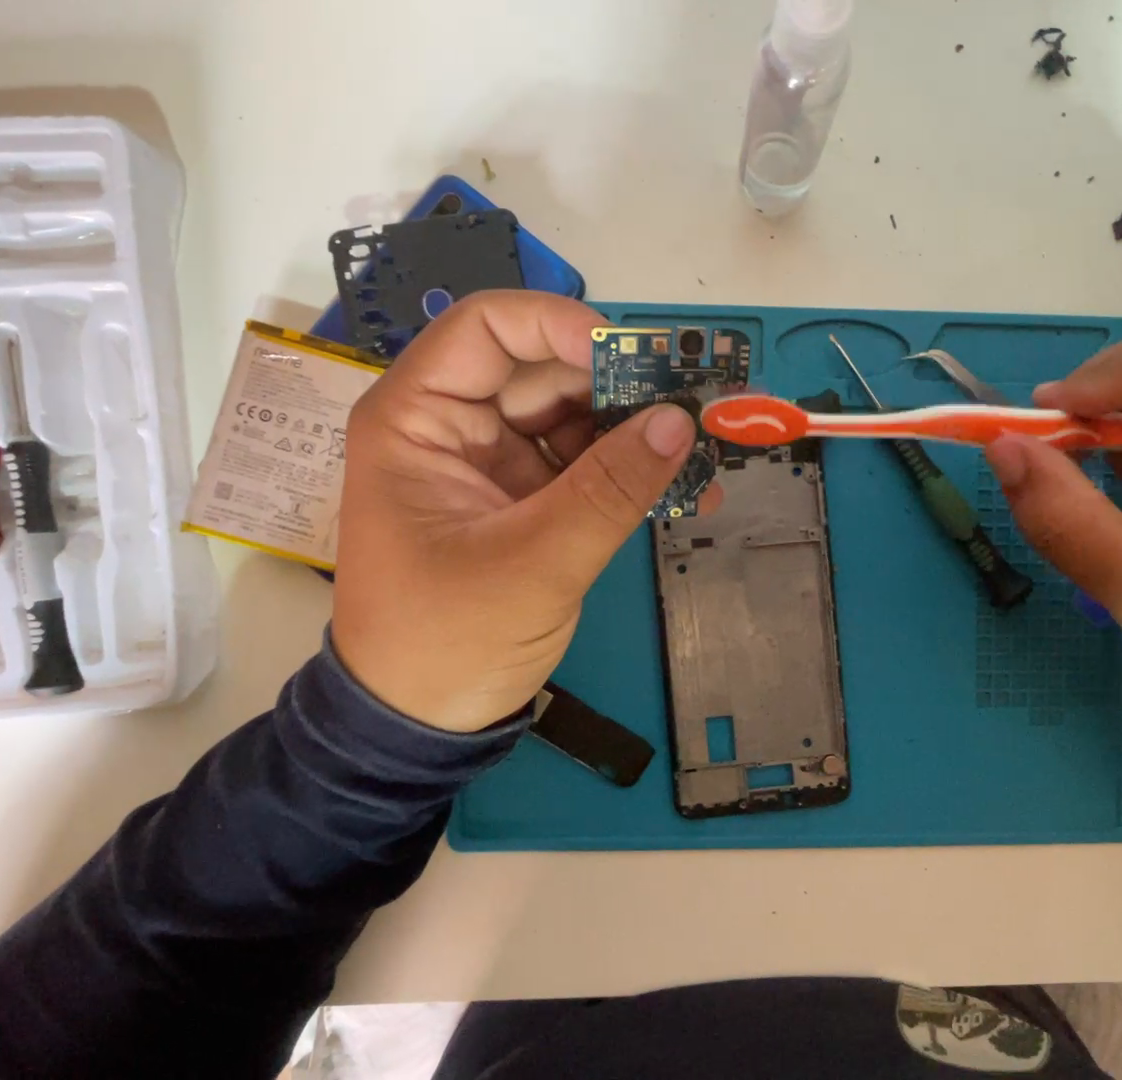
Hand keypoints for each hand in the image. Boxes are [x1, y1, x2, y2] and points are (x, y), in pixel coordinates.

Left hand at [330, 291, 698, 731]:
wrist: (424, 724)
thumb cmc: (447, 641)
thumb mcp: (532, 564)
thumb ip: (609, 490)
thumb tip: (679, 420)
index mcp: (419, 419)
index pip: (487, 329)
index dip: (561, 324)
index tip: (634, 357)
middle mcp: (457, 426)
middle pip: (546, 370)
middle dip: (620, 384)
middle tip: (693, 405)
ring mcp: (498, 464)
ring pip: (577, 416)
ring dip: (638, 429)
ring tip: (702, 450)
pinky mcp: (531, 500)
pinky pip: (590, 465)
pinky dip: (634, 472)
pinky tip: (686, 488)